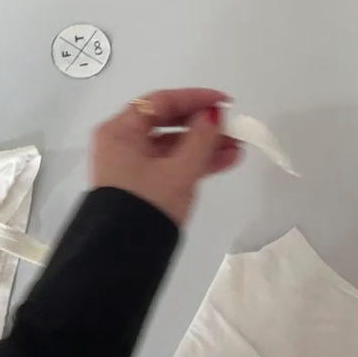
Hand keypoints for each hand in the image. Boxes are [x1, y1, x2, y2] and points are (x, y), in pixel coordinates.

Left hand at [92, 88, 242, 225]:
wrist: (124, 258)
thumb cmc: (148, 204)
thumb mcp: (179, 170)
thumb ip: (201, 138)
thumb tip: (213, 112)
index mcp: (119, 130)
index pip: (160, 102)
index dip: (194, 98)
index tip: (225, 102)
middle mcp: (121, 143)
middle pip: (167, 123)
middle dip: (203, 126)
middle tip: (234, 127)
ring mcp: (131, 165)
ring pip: (172, 146)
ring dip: (204, 146)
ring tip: (238, 148)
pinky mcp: (141, 185)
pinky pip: (170, 165)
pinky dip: (194, 163)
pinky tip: (226, 161)